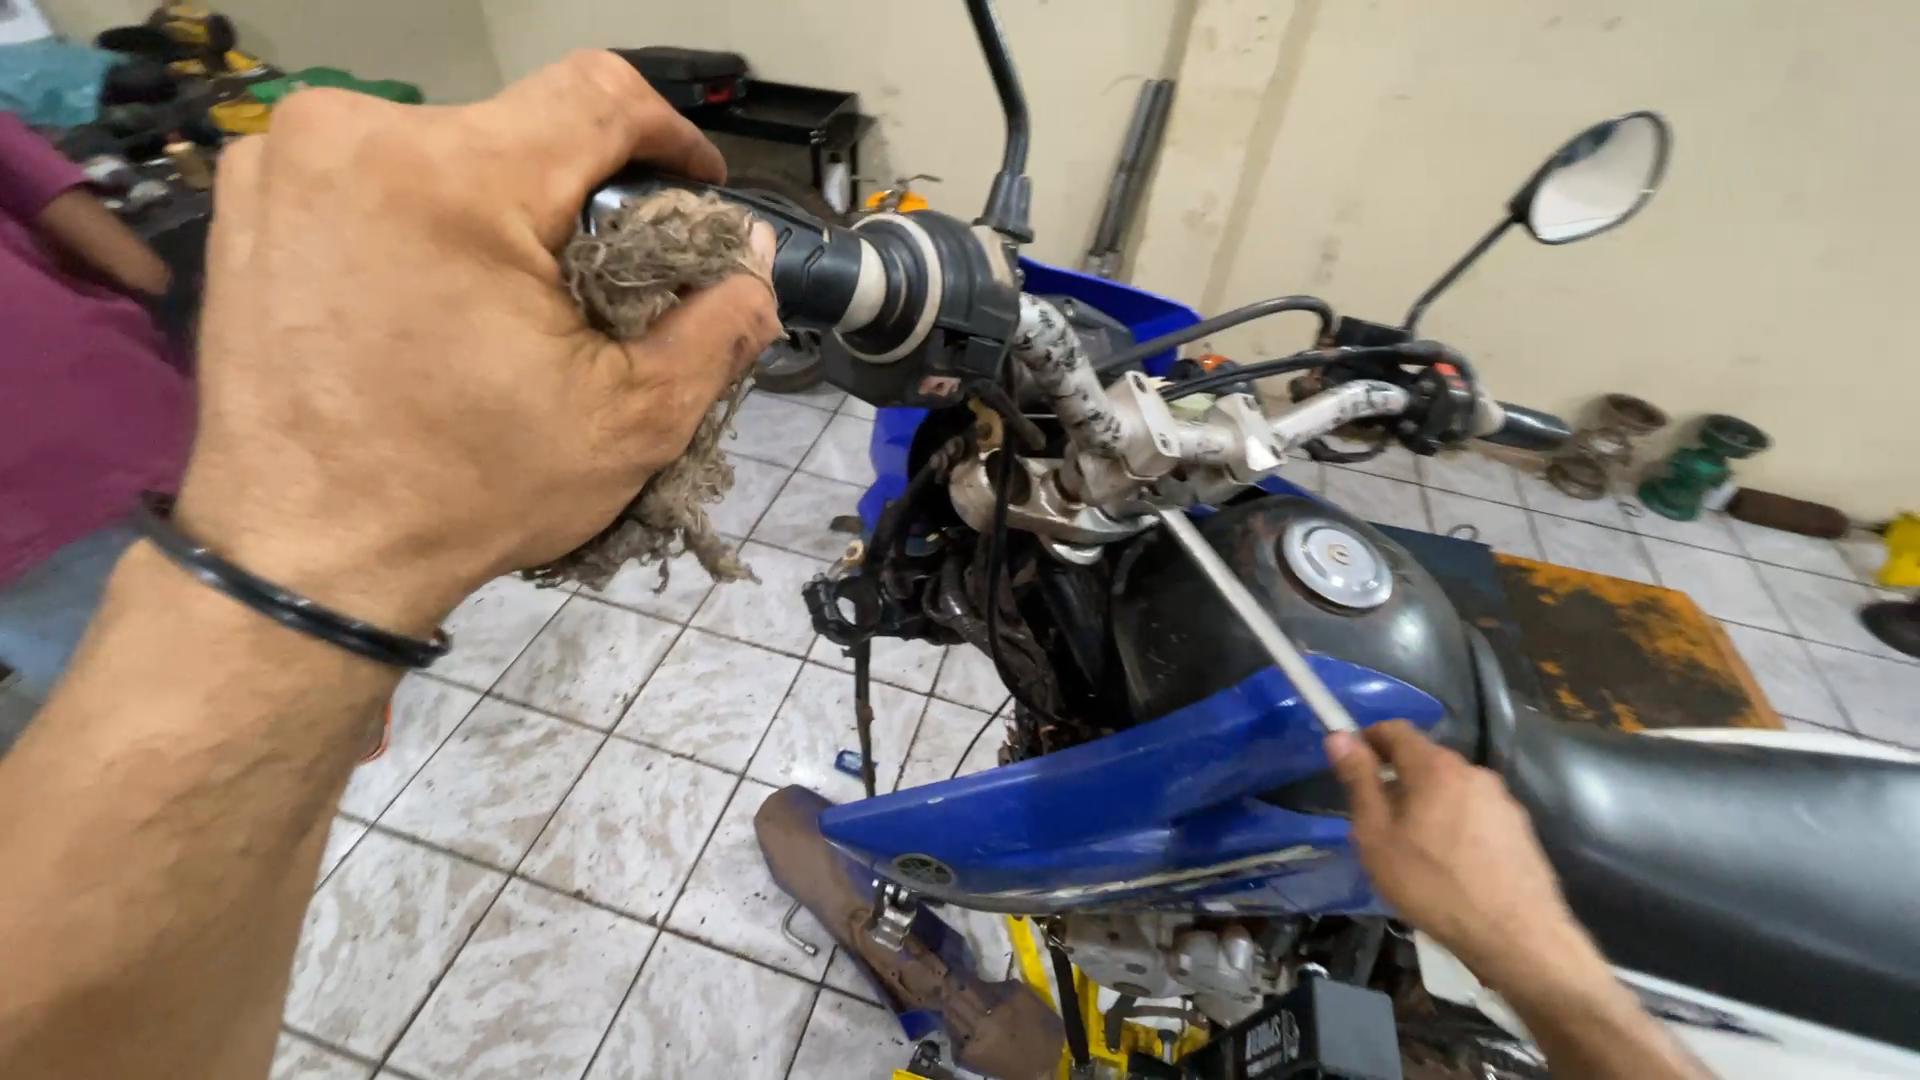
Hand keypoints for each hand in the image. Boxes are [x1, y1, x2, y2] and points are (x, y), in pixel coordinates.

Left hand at [175, 51, 781, 634]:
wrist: (312, 552)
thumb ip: (717, 327)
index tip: (698, 190)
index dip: (672, 136)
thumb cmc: (482, 488)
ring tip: (538, 308)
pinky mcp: (253, 201)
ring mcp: (286, 163)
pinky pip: (389, 176)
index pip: (599, 96)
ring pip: (462, 153)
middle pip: (531, 132)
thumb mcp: (637, 418)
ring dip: (523, 215)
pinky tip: (459, 303)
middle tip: (620, 291)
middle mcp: (354, 137)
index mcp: (456, 181)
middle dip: (596, 203)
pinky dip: (449, 223)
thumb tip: (754, 263)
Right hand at [1326, 721, 1590, 990]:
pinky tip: (1448, 865)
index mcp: (1436, 768)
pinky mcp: (1522, 833)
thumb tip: (1339, 736)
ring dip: (1426, 802)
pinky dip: (1453, 824)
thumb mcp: (1377, 835)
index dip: (1368, 739)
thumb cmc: (1434, 885)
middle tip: (1376, 817)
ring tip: (1412, 847)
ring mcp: (1504, 803)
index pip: (1396, 730)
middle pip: (1424, 759)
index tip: (1350, 766)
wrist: (1521, 943)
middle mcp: (1474, 774)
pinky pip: (1474, 813)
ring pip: (1450, 788)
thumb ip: (1359, 780)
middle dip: (1396, 777)